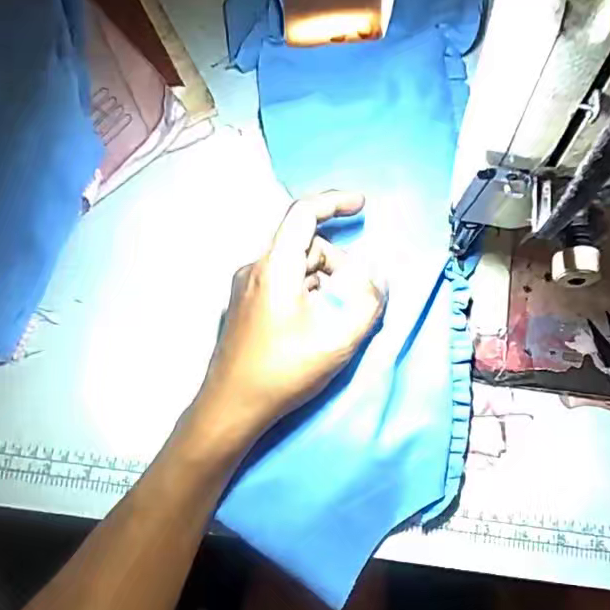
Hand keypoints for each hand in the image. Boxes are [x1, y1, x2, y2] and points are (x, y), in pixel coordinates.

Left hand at [191, 191, 385, 444]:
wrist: (231, 407)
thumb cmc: (285, 372)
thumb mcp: (339, 339)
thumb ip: (368, 302)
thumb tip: (378, 276)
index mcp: (276, 268)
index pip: (303, 214)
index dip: (335, 202)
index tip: (361, 204)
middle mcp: (255, 269)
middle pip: (303, 244)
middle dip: (338, 260)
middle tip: (358, 295)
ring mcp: (244, 289)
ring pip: (293, 265)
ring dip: (323, 279)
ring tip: (337, 317)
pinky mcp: (243, 307)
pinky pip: (281, 283)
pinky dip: (305, 290)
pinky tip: (314, 324)